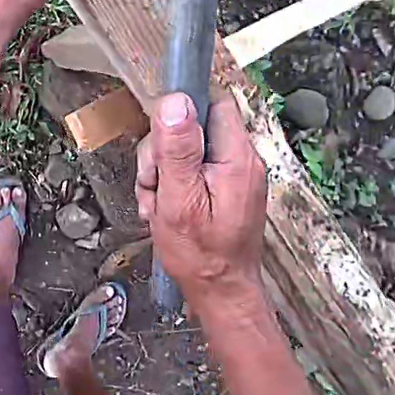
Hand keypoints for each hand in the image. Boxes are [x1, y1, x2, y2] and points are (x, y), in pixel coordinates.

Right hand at [136, 92, 268, 313]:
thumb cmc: (201, 255)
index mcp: (236, 157)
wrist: (221, 294)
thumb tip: (175, 101)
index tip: (160, 136)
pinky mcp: (224, 188)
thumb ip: (177, 150)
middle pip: (193, 127)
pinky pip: (191, 171)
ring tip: (157, 204)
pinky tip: (164, 208)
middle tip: (154, 184)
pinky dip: (171, 186)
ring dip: (162, 173)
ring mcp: (233, 175)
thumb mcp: (180, 200)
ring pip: (186, 150)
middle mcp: (241, 160)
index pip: (213, 102)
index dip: (182, 110)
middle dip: (163, 152)